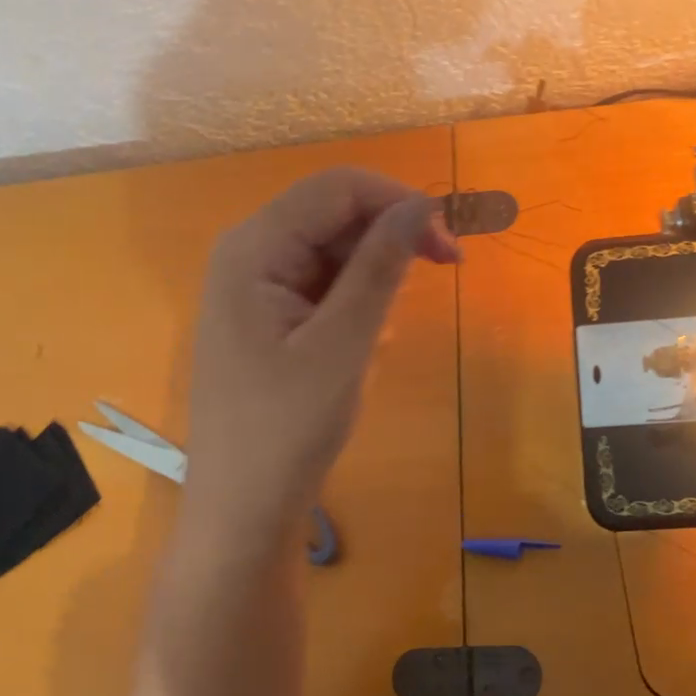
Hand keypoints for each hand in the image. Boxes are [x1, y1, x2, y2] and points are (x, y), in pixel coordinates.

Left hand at [185, 167, 458, 520]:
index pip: (337, 188)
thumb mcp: (343, 344)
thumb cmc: (288, 427)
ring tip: (389, 327)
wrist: (243, 507)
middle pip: (332, 214)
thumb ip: (380, 267)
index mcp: (253, 248)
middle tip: (446, 274)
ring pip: (331, 251)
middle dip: (391, 235)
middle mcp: (248, 255)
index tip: (451, 245)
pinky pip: (321, 287)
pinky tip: (367, 340)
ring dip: (375, 273)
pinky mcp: (266, 321)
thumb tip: (422, 205)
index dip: (400, 202)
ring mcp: (254, 289)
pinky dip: (355, 303)